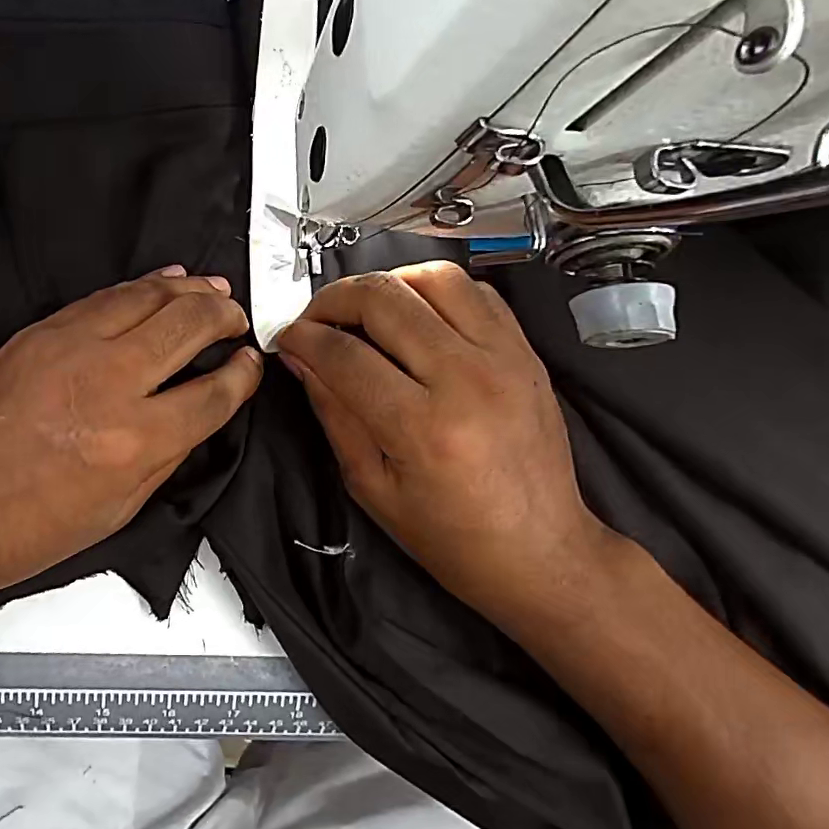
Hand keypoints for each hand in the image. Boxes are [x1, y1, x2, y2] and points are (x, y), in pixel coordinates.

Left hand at [0, 266, 262, 597]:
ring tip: (213, 289)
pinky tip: (160, 282)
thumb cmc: (17, 527)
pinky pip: (103, 297)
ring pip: (148, 297)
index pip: (213, 394)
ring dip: (189, 289)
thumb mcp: (113, 511)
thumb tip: (194, 416)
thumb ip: (163, 457)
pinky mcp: (38, 333)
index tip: (248, 366)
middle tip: (235, 319)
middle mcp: (108, 384)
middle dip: (224, 317)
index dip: (241, 376)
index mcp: (134, 443)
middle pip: (188, 326)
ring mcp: (69, 348)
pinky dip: (139, 286)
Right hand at [275, 262, 612, 624]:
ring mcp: (504, 359)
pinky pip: (474, 291)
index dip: (302, 338)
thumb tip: (300, 358)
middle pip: (383, 299)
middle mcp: (467, 380)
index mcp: (423, 427)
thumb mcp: (369, 484)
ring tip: (361, 311)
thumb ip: (332, 412)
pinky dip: (431, 290)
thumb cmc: (449, 533)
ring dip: (383, 285)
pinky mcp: (525, 352)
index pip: (343, 354)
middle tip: (313, 320)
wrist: (542, 551)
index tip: (286, 339)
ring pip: (431, 278)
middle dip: (331, 300)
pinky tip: (410, 314)